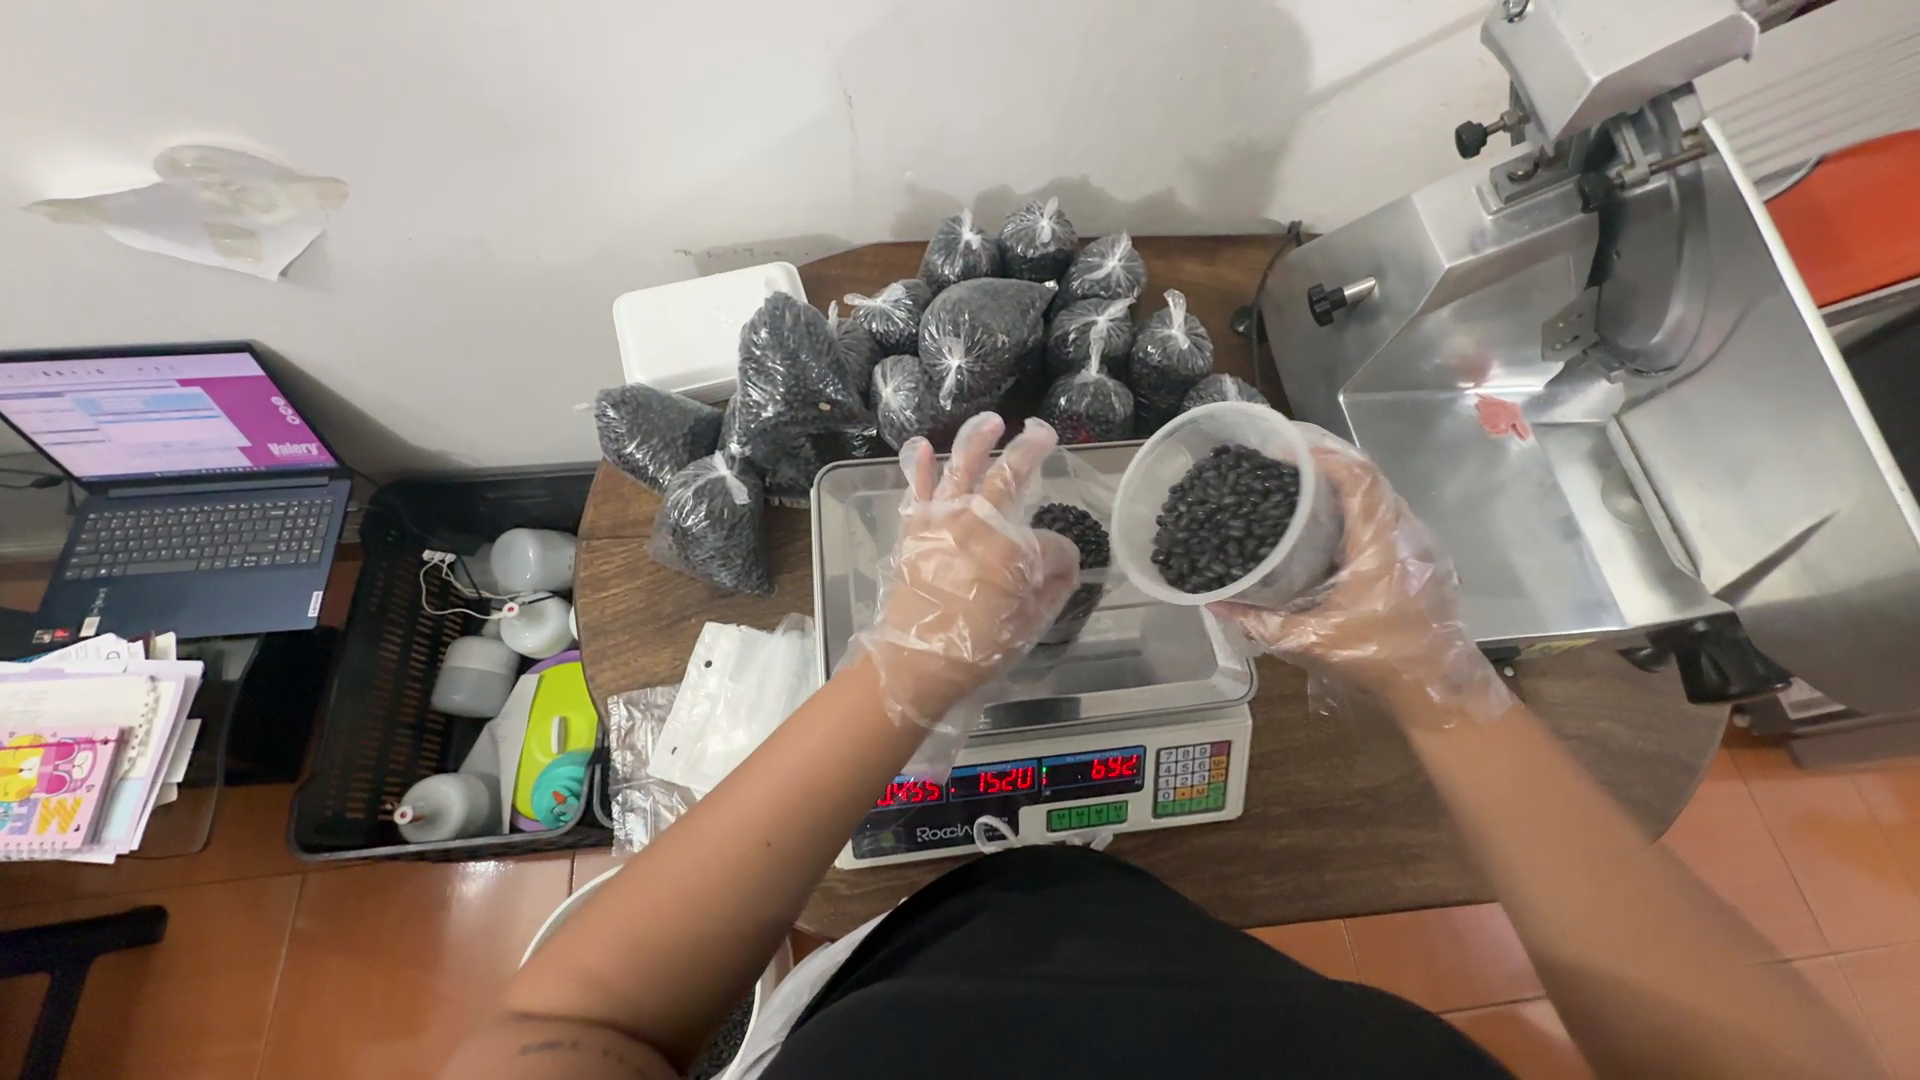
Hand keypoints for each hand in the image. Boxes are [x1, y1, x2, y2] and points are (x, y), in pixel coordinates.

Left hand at [863, 413, 1081, 727]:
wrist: (915, 664)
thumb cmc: (978, 650)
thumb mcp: (1030, 627)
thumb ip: (1052, 590)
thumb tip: (1064, 567)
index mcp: (1016, 553)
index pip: (1052, 542)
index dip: (1062, 559)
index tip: (1059, 574)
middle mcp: (981, 525)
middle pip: (1012, 477)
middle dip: (1031, 451)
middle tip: (1043, 433)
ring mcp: (944, 522)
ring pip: (964, 469)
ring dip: (978, 441)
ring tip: (992, 420)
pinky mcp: (915, 530)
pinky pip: (917, 491)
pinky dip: (919, 467)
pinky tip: (923, 445)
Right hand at [1209, 434, 1509, 720]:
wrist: (1437, 689)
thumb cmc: (1375, 659)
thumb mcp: (1307, 642)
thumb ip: (1257, 621)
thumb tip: (1212, 601)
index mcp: (1380, 544)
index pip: (1358, 478)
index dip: (1322, 456)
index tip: (1282, 452)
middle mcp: (1403, 533)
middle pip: (1366, 479)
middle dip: (1322, 466)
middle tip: (1278, 468)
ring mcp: (1416, 544)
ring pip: (1376, 497)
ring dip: (1338, 487)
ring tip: (1294, 489)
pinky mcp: (1417, 558)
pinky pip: (1382, 517)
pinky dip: (1351, 509)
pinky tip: (1322, 524)